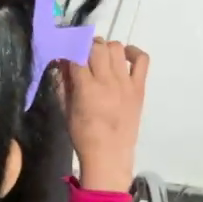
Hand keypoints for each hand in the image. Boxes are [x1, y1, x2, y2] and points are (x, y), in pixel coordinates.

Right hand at [61, 39, 148, 193]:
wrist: (109, 156)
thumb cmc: (84, 137)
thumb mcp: (66, 111)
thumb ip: (63, 86)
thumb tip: (61, 65)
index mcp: (87, 89)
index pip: (76, 57)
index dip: (68, 51)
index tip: (64, 53)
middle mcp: (108, 81)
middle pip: (97, 47)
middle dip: (86, 46)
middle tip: (82, 54)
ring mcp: (126, 83)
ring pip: (116, 48)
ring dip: (106, 47)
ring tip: (100, 57)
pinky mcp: (139, 87)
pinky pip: (141, 60)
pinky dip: (133, 52)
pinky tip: (123, 56)